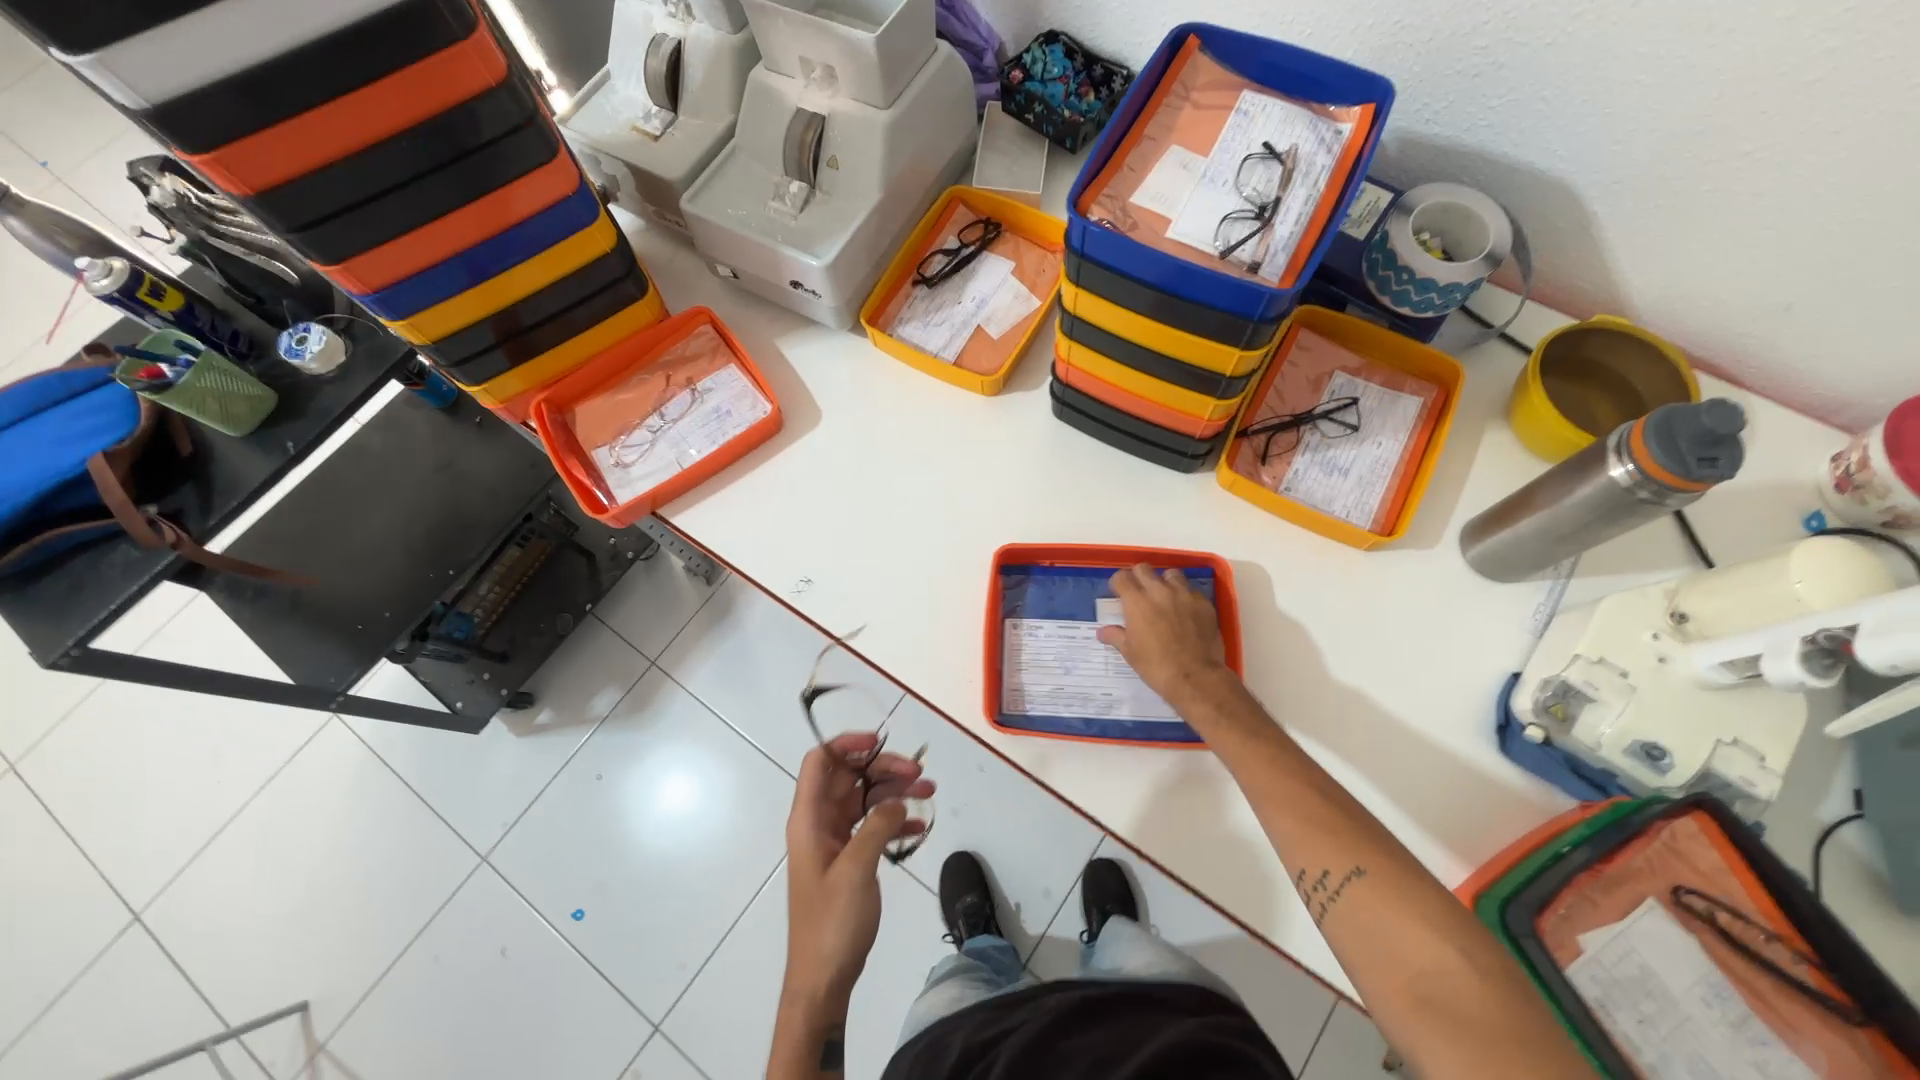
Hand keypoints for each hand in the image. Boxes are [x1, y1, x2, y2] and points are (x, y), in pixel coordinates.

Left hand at [784, 732, 934, 1002]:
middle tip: (919, 774)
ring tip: (929, 792)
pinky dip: (895, 821)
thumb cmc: (832, 923)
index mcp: (808, 819)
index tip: (881, 742)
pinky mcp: (848, 861)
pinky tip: (920, 825)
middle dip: (883, 769)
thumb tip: (898, 800)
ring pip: (864, 800)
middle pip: (849, 777)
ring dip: (894, 792)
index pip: (820, 762)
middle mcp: (818, 824)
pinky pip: (872, 827)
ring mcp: (833, 842)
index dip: (846, 745)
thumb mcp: (856, 870)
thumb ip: (877, 826)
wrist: (823, 978)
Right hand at [1099, 564, 1235, 709]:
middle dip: (1138, 577)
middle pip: (1144, 568)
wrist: (1195, 677)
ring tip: (1165, 597)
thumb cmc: (1156, 666)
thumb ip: (1116, 636)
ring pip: (1171, 574)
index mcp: (1136, 602)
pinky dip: (1185, 596)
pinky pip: (1192, 590)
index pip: (1121, 577)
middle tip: (1139, 593)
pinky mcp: (1204, 603)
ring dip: (1164, 582)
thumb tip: (1102, 632)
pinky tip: (1185, 611)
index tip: (1119, 594)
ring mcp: (1184, 595)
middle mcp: (1159, 591)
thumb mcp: (1130, 653)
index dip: (1118, 584)